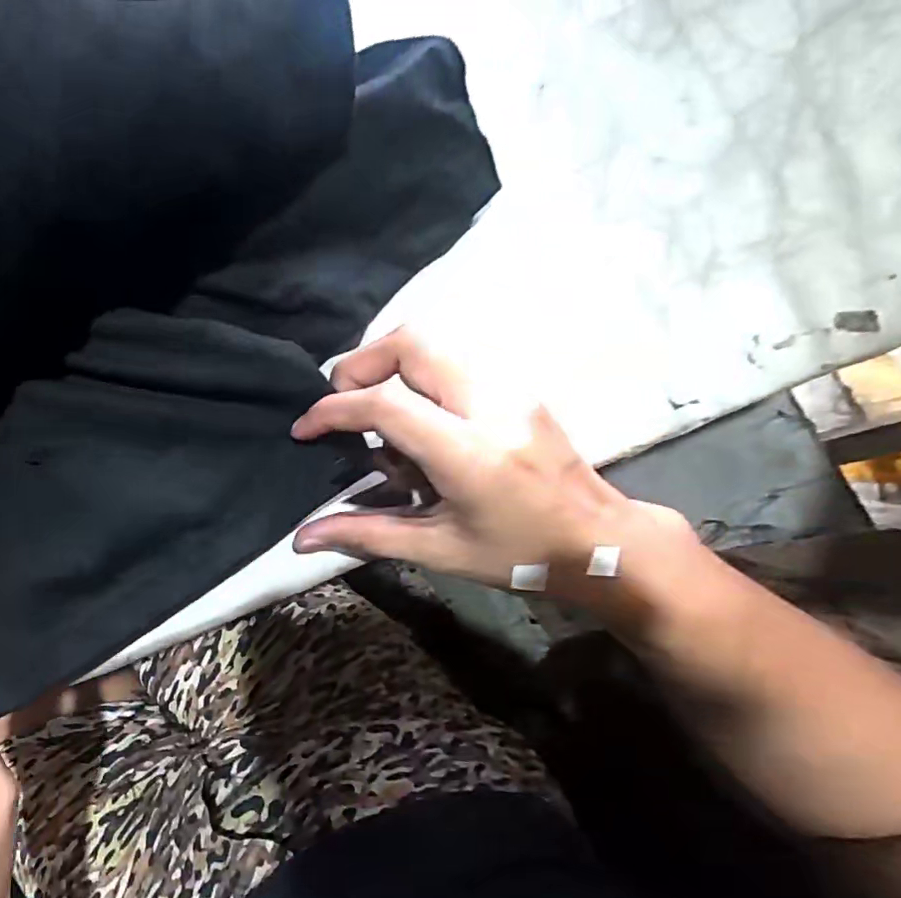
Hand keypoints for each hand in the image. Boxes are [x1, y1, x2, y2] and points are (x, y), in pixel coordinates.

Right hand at [291, 328, 699, 599]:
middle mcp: (490, 405)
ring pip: (437, 340)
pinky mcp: (519, 387)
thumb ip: (367, 534)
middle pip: (413, 343)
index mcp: (468, 452)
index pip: (386, 404)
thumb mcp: (438, 550)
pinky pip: (457, 357)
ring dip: (391, 362)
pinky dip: (420, 371)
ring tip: (374, 409)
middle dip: (362, 363)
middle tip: (341, 402)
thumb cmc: (518, 554)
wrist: (598, 540)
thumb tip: (302, 538)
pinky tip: (417, 414)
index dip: (334, 410)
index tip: (306, 429)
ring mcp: (510, 389)